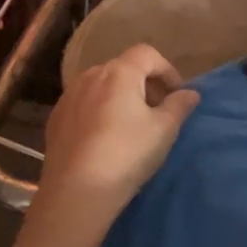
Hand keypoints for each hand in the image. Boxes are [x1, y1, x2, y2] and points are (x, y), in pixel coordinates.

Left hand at [31, 44, 200, 246]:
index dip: (167, 70)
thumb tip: (190, 93)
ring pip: (102, 86)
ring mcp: (69, 96)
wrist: (77, 191)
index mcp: (119, 72)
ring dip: (121, 96)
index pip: (147, 54)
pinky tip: (105, 137)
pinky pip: (84, 103)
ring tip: (132, 124)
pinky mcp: (56, 118)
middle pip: (124, 68)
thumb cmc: (127, 154)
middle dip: (145, 83)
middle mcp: (91, 76)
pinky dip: (100, 110)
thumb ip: (179, 106)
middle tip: (158, 111)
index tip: (177, 94)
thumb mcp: (164, 130)